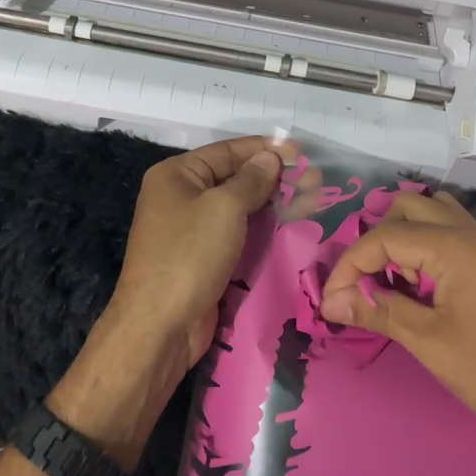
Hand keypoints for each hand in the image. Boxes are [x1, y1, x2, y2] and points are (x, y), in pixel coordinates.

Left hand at [105, 135, 293, 375]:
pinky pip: (236, 235)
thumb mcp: (223, 208)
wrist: (161, 327)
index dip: (263, 148)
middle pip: (233, 179)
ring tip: (311, 200)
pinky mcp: (202, 260)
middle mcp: (179, 197)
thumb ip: (251, 180)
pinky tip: (290, 228)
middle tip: (314, 179)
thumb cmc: (189, 255)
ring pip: (237, 209)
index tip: (299, 151)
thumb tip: (270, 157)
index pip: (226, 151)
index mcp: (175, 175)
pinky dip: (261, 230)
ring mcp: (190, 231)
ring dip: (272, 204)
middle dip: (272, 178)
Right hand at [318, 191, 475, 451]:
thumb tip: (331, 302)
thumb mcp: (429, 343)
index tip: (332, 299)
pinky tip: (417, 281)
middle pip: (406, 209)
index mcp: (456, 246)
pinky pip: (450, 229)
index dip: (351, 265)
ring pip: (430, 212)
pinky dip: (425, 243)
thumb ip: (378, 311)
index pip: (385, 236)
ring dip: (402, 235)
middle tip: (362, 285)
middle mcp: (473, 230)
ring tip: (390, 279)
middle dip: (375, 241)